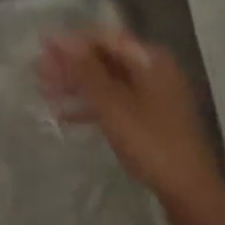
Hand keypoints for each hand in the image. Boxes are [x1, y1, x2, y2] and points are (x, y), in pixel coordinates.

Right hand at [40, 29, 224, 208]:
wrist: (186, 186)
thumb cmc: (151, 142)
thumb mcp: (114, 106)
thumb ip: (87, 72)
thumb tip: (62, 40)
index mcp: (151, 61)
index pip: (106, 38)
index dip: (73, 40)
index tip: (41, 44)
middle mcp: (154, 71)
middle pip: (107, 59)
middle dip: (72, 64)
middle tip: (37, 72)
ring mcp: (153, 95)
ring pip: (108, 82)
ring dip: (77, 86)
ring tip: (45, 92)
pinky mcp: (149, 118)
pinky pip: (115, 102)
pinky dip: (91, 106)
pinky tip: (66, 116)